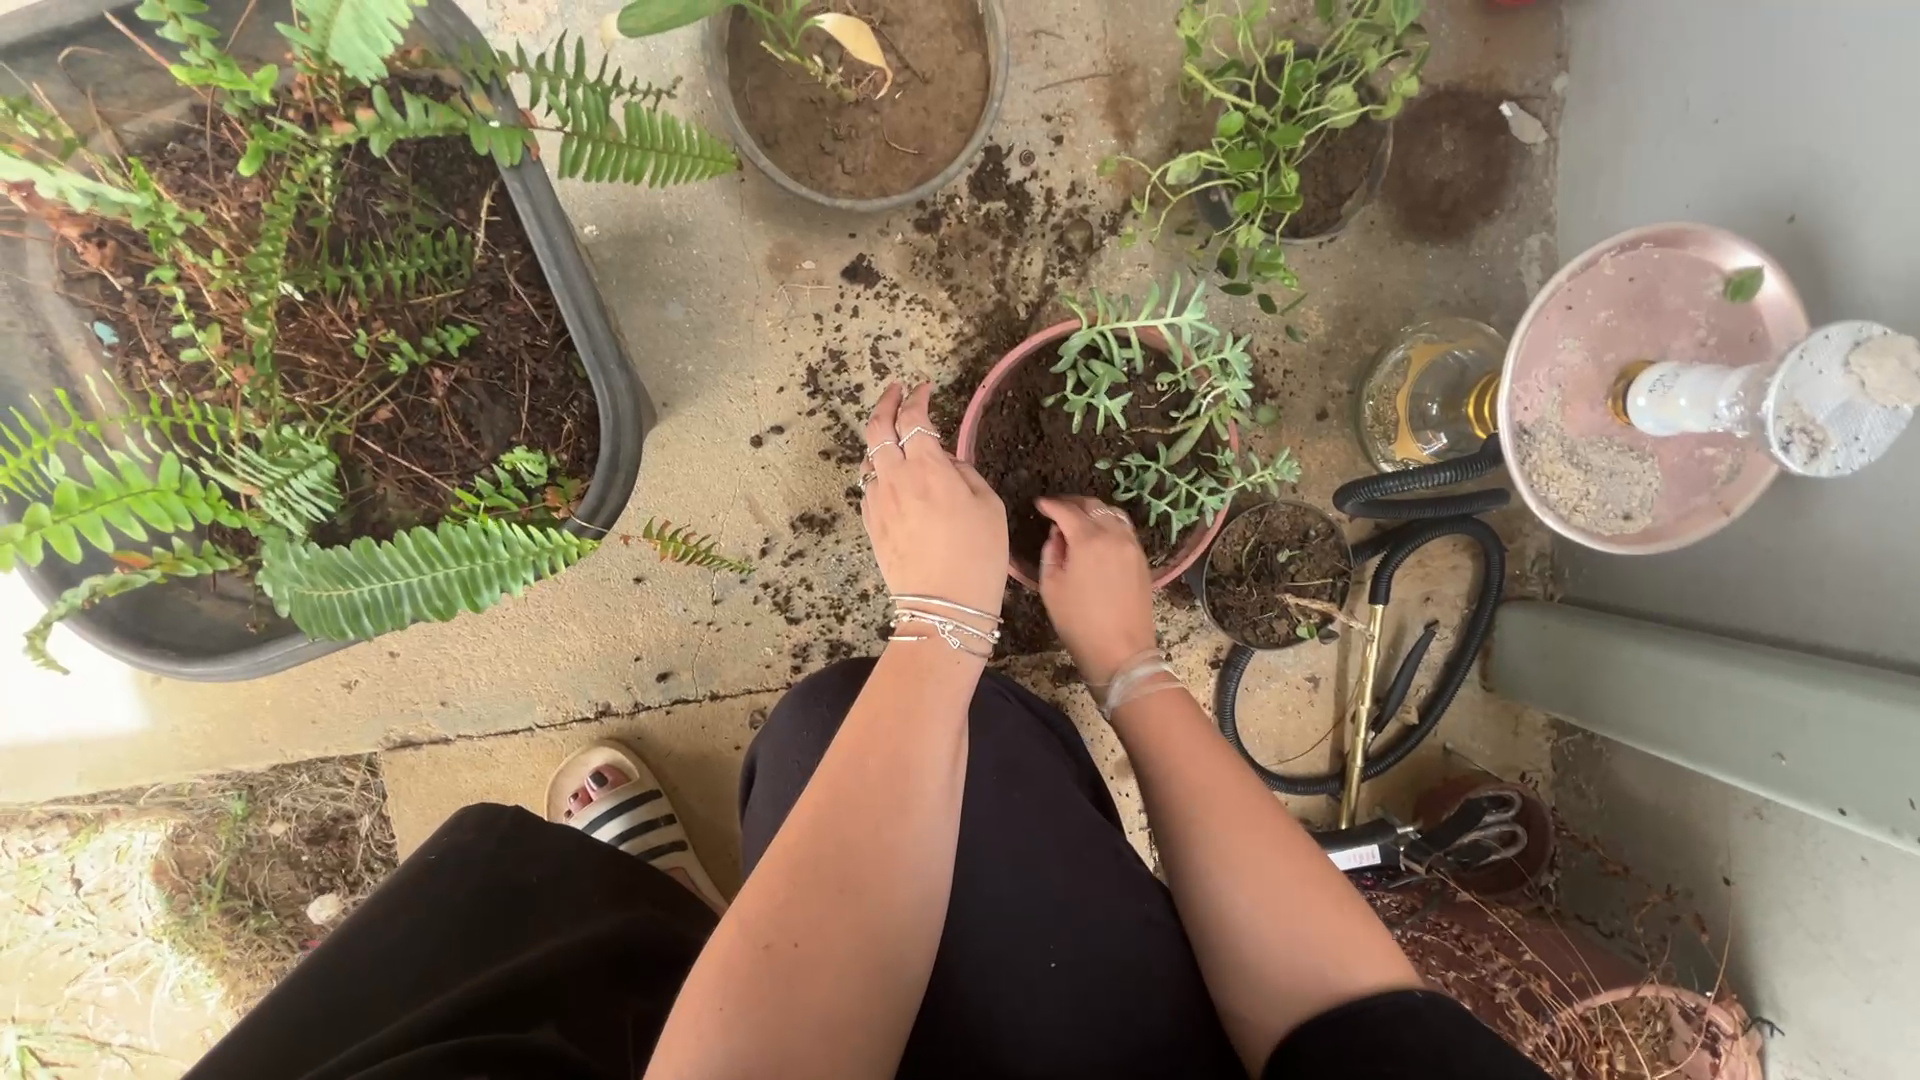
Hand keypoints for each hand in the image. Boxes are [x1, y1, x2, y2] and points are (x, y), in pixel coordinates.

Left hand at [860, 383, 1008, 620]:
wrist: (945, 606)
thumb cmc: (978, 555)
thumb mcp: (989, 505)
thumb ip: (965, 472)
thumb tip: (946, 461)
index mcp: (927, 467)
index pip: (914, 418)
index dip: (918, 397)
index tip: (924, 386)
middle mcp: (895, 478)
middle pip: (877, 427)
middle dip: (886, 402)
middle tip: (896, 390)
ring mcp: (878, 502)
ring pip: (869, 457)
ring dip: (879, 439)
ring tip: (893, 435)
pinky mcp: (871, 524)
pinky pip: (869, 486)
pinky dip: (878, 471)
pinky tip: (891, 477)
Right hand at [1035, 496, 1158, 686]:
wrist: (1121, 651)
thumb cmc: (1078, 622)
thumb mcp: (1051, 587)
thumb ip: (1051, 552)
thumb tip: (1057, 534)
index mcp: (1088, 540)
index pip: (1067, 511)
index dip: (1051, 505)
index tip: (1040, 505)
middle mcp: (1114, 536)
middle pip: (1093, 506)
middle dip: (1073, 503)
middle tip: (1057, 508)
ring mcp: (1132, 546)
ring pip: (1112, 514)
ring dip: (1093, 511)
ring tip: (1078, 518)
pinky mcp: (1142, 558)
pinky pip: (1124, 529)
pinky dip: (1109, 523)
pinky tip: (1098, 534)